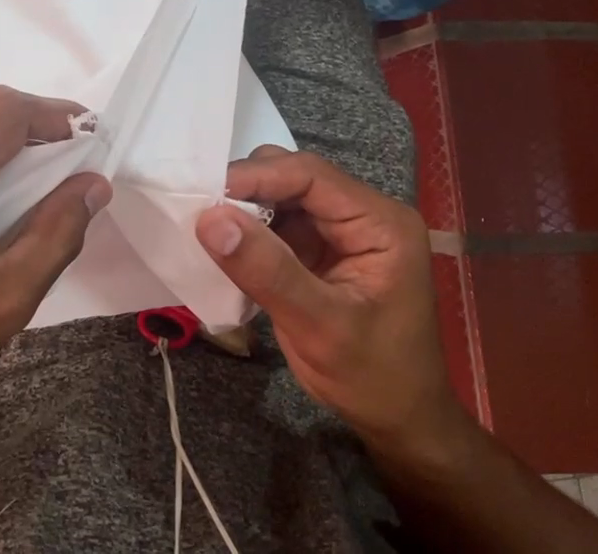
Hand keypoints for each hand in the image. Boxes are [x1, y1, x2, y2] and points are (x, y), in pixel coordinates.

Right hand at [194, 148, 466, 459]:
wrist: (399, 422)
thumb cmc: (373, 377)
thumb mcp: (320, 326)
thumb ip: (268, 270)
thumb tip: (210, 218)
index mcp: (380, 222)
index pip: (310, 176)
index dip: (255, 177)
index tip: (204, 194)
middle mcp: (362, 215)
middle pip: (293, 178)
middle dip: (245, 189)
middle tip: (199, 211)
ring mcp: (339, 232)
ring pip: (279, 197)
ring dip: (242, 210)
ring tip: (204, 229)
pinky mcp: (318, 251)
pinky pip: (276, 225)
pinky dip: (247, 233)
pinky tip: (223, 248)